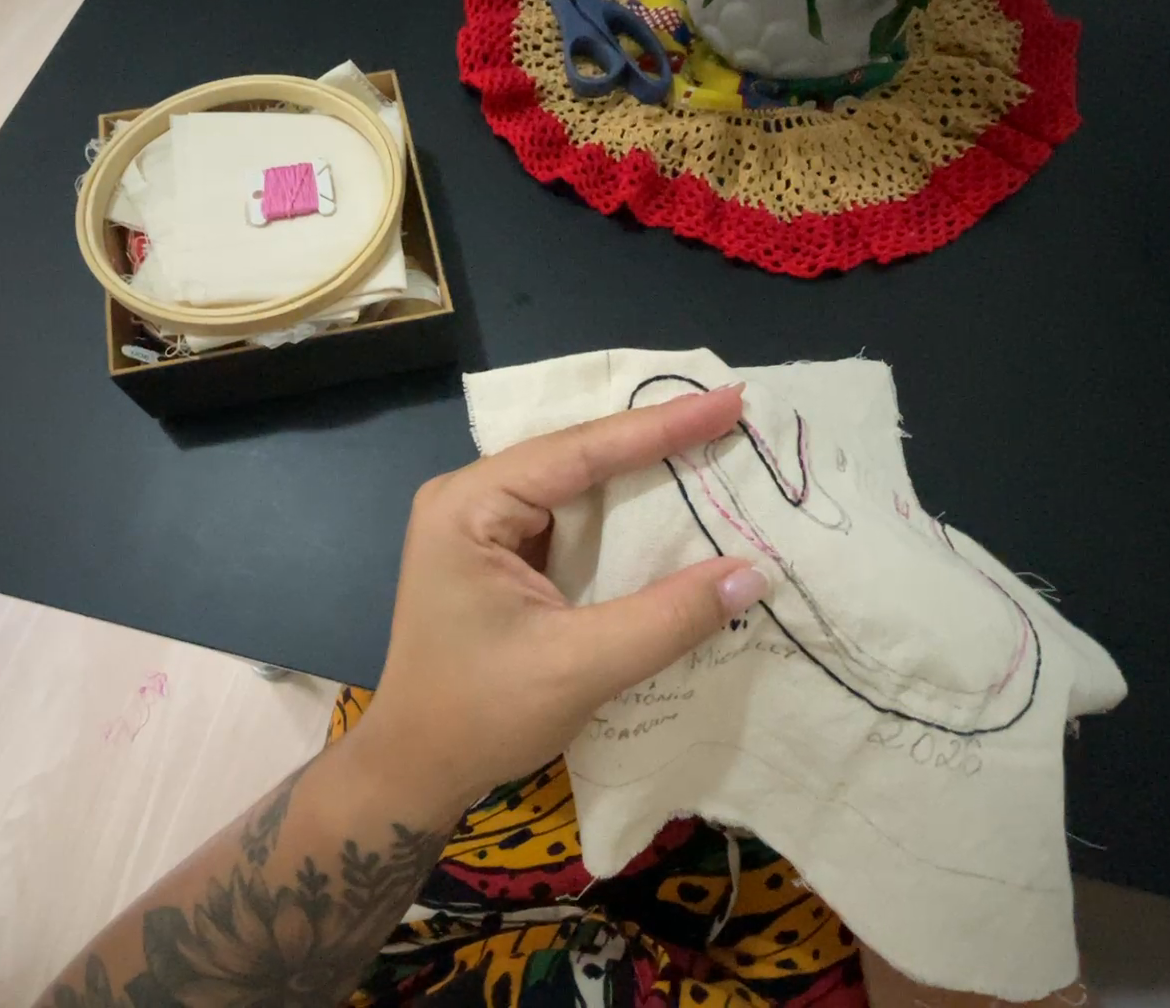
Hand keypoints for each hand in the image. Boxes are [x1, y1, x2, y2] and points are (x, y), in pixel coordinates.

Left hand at [354, 385, 769, 802]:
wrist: (417, 767)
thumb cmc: (480, 715)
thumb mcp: (580, 666)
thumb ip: (668, 617)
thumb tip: (752, 572)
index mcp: (469, 506)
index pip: (577, 452)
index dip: (659, 427)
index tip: (728, 402)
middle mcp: (468, 499)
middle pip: (573, 457)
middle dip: (650, 442)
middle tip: (727, 419)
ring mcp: (478, 526)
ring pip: (571, 486)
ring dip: (637, 477)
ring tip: (709, 452)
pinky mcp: (494, 554)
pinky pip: (565, 519)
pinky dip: (615, 518)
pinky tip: (663, 509)